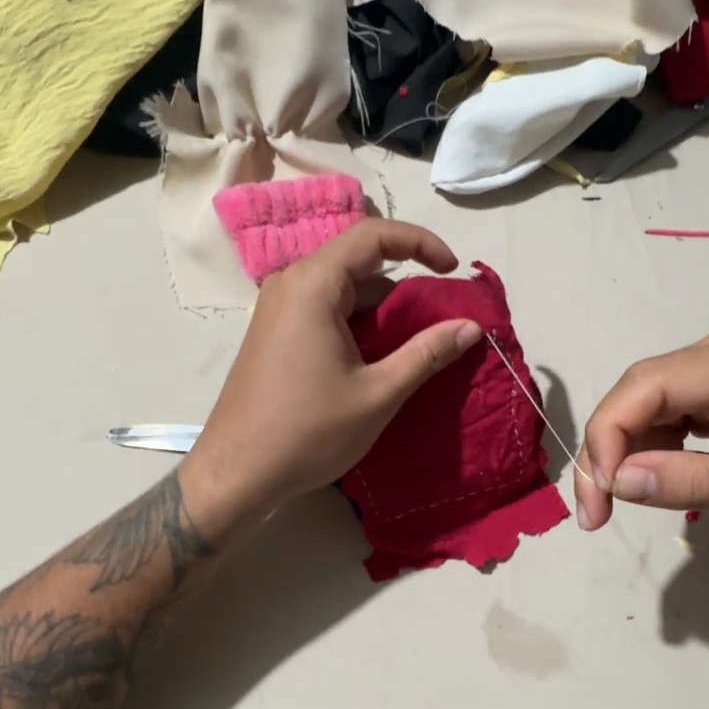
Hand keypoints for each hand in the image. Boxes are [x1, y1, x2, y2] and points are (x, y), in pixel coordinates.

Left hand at [181, 219, 483, 538]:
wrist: (238, 472)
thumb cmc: (308, 432)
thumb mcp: (378, 394)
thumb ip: (427, 353)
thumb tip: (470, 327)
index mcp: (313, 285)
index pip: (373, 235)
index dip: (420, 243)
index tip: (452, 271)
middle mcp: (291, 285)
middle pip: (359, 264)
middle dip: (405, 287)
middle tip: (440, 322)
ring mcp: (279, 311)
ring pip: (344, 292)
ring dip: (383, 312)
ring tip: (416, 349)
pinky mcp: (276, 336)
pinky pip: (326, 313)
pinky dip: (359, 327)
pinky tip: (379, 362)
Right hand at [574, 318, 708, 548]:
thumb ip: (697, 483)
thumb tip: (617, 480)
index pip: (649, 384)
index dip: (607, 434)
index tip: (599, 496)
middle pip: (640, 389)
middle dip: (607, 448)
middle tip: (596, 514)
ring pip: (646, 398)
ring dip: (624, 449)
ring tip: (622, 502)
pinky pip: (667, 404)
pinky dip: (650, 443)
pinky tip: (655, 475)